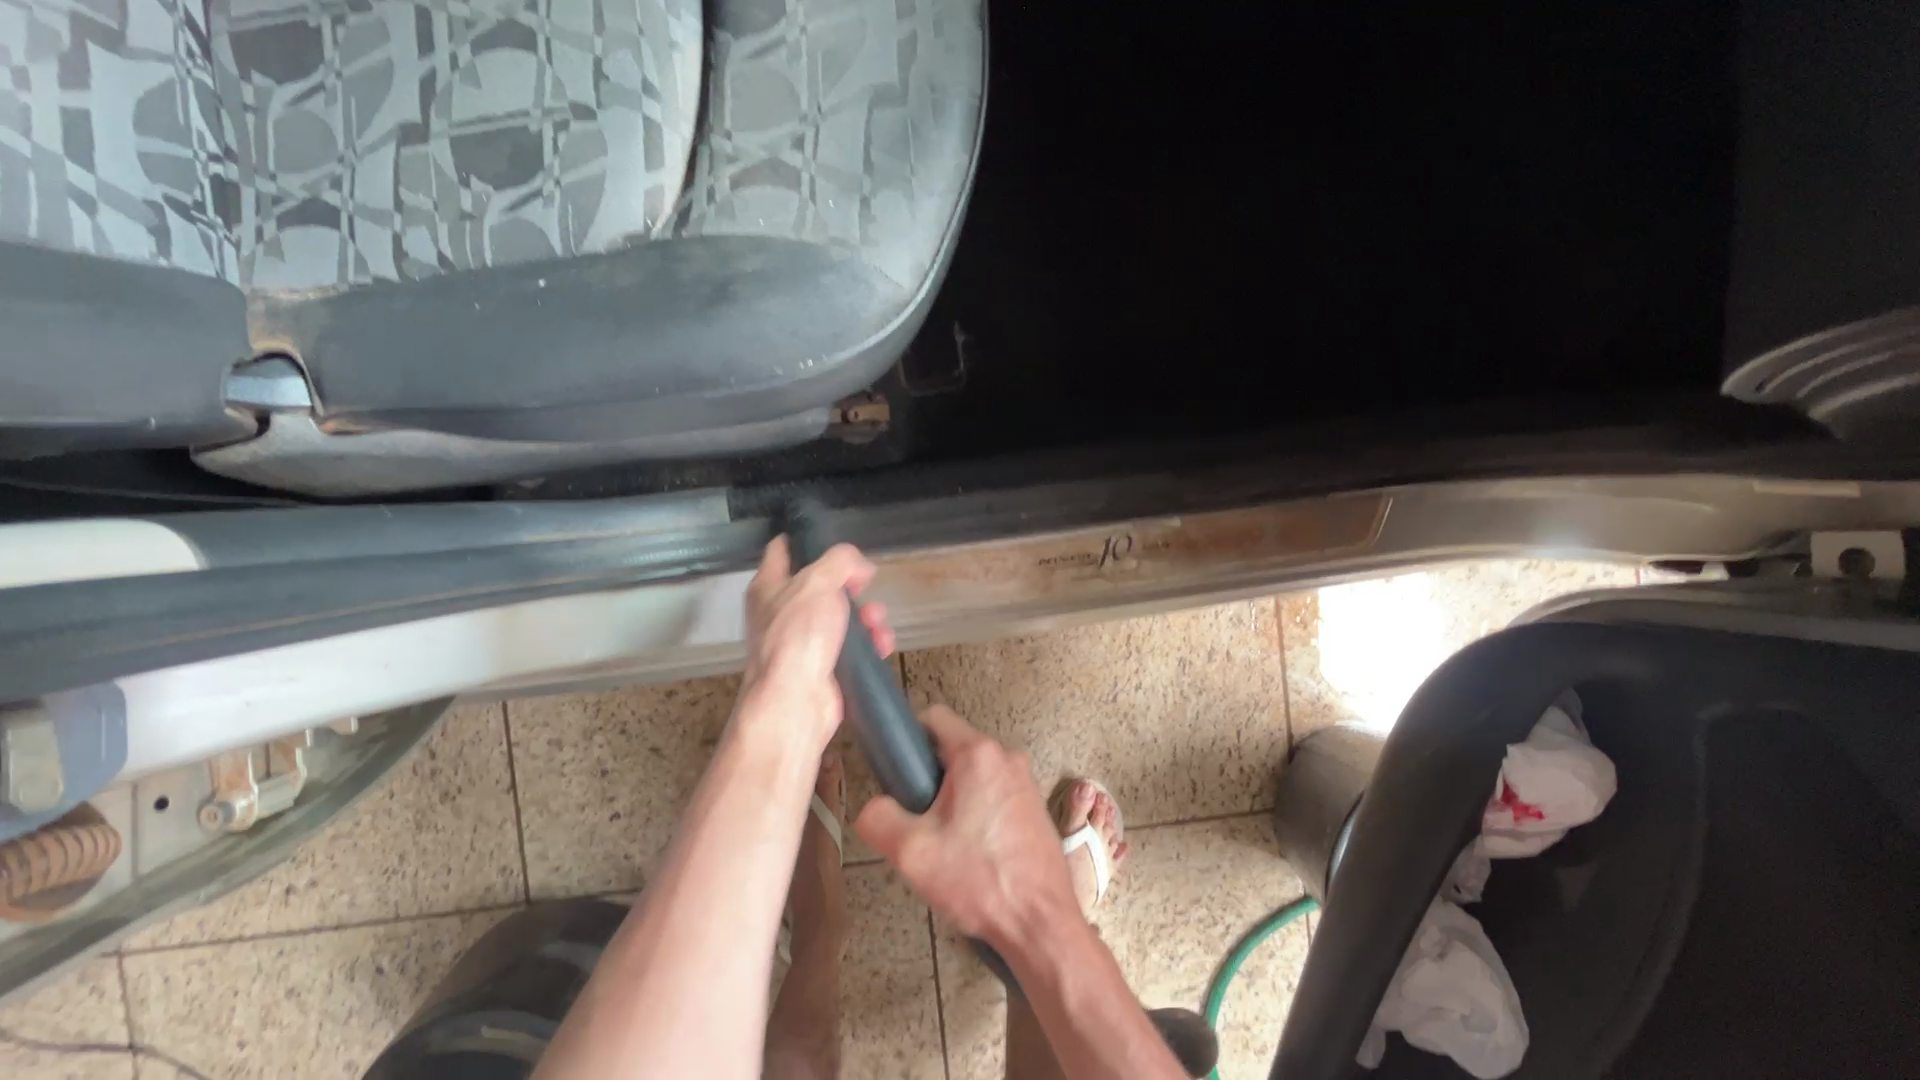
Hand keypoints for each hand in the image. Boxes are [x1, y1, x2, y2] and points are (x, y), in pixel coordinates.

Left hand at [737, 537, 894, 753]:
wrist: (796, 702)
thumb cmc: (798, 636)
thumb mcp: (818, 582)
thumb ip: (841, 561)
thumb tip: (860, 567)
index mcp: (770, 587)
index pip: (783, 549)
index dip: (807, 539)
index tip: (834, 539)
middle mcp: (783, 612)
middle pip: (823, 585)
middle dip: (853, 586)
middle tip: (866, 586)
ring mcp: (804, 642)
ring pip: (843, 617)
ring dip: (868, 616)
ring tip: (877, 622)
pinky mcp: (825, 666)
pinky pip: (853, 647)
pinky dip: (870, 643)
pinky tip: (881, 644)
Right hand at [854, 706, 1080, 949]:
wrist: (1041, 924)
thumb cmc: (979, 881)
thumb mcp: (911, 852)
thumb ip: (878, 817)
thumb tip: (875, 806)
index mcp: (978, 754)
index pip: (933, 717)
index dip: (907, 739)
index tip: (896, 774)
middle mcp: (1007, 758)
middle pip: (953, 750)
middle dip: (931, 779)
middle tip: (918, 822)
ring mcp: (1026, 783)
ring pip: (974, 777)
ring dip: (955, 801)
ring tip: (944, 846)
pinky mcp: (1035, 809)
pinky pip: (995, 797)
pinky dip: (978, 816)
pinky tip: (972, 856)